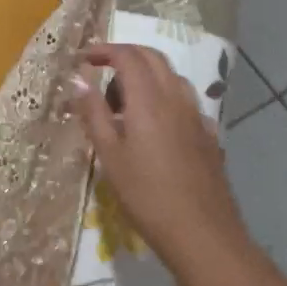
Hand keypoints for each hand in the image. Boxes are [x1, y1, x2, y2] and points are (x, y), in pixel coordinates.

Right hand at [73, 43, 247, 262]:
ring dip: (146, 75)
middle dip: (126, 55)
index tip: (83, 58)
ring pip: (171, 76)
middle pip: (152, 57)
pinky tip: (156, 126)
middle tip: (101, 71)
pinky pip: (184, 101)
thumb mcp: (109, 155)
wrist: (203, 235)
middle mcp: (175, 98)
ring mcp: (197, 116)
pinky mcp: (209, 136)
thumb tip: (78, 78)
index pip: (127, 55)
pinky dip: (165, 97)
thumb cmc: (147, 196)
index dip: (103, 50)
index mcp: (148, 99)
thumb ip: (93, 112)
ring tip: (125, 102)